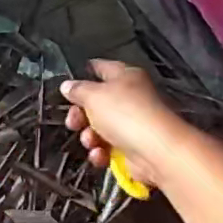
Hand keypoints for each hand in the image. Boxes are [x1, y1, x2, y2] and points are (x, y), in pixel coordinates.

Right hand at [60, 59, 189, 187]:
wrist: (155, 151)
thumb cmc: (126, 115)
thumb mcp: (93, 95)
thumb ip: (77, 89)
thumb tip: (67, 86)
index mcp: (125, 77)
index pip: (101, 68)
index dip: (83, 73)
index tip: (67, 82)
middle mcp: (130, 98)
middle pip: (95, 103)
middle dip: (80, 114)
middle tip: (74, 121)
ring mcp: (131, 124)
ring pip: (98, 128)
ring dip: (88, 136)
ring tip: (91, 140)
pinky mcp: (131, 147)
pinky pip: (107, 147)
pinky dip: (100, 152)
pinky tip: (100, 154)